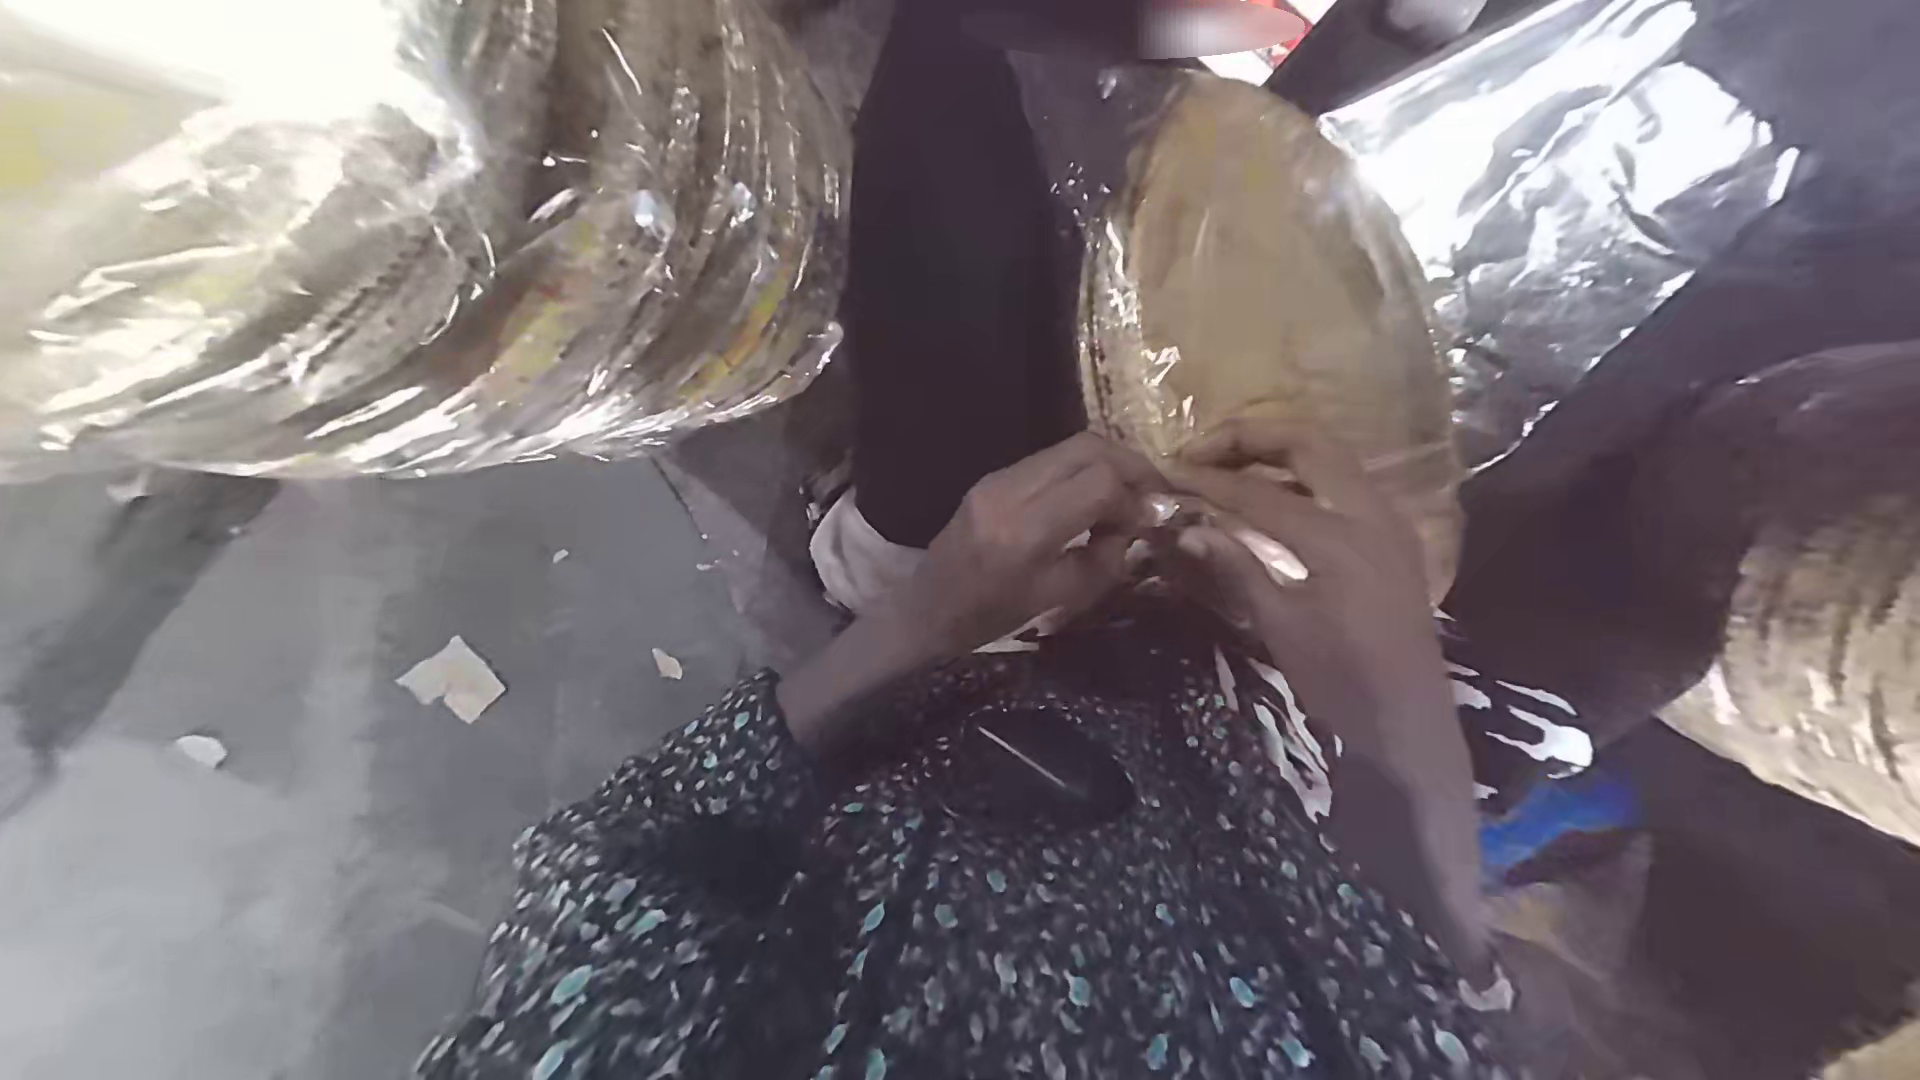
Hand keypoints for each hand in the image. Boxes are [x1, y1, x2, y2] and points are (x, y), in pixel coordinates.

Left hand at [780, 432, 1160, 752]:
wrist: (927, 610)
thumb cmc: (989, 617)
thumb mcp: (1056, 599)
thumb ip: (1104, 558)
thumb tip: (1136, 524)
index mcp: (1024, 530)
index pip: (1098, 481)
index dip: (1135, 495)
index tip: (1149, 519)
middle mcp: (1008, 490)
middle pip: (1088, 447)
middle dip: (1130, 465)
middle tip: (1150, 494)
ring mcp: (996, 478)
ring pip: (1069, 446)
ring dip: (1106, 464)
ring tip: (1124, 497)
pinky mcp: (991, 477)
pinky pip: (1048, 460)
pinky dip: (1080, 471)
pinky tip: (1089, 499)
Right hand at [1161, 421, 1444, 741]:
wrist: (1408, 724)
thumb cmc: (1339, 682)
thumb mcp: (1280, 626)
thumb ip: (1236, 568)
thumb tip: (1187, 529)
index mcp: (1338, 541)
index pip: (1259, 493)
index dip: (1207, 479)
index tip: (1166, 470)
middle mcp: (1370, 515)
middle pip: (1308, 444)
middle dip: (1249, 436)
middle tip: (1198, 450)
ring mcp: (1387, 522)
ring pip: (1330, 456)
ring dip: (1275, 449)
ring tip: (1225, 461)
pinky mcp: (1389, 536)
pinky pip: (1341, 483)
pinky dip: (1299, 473)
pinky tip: (1266, 492)